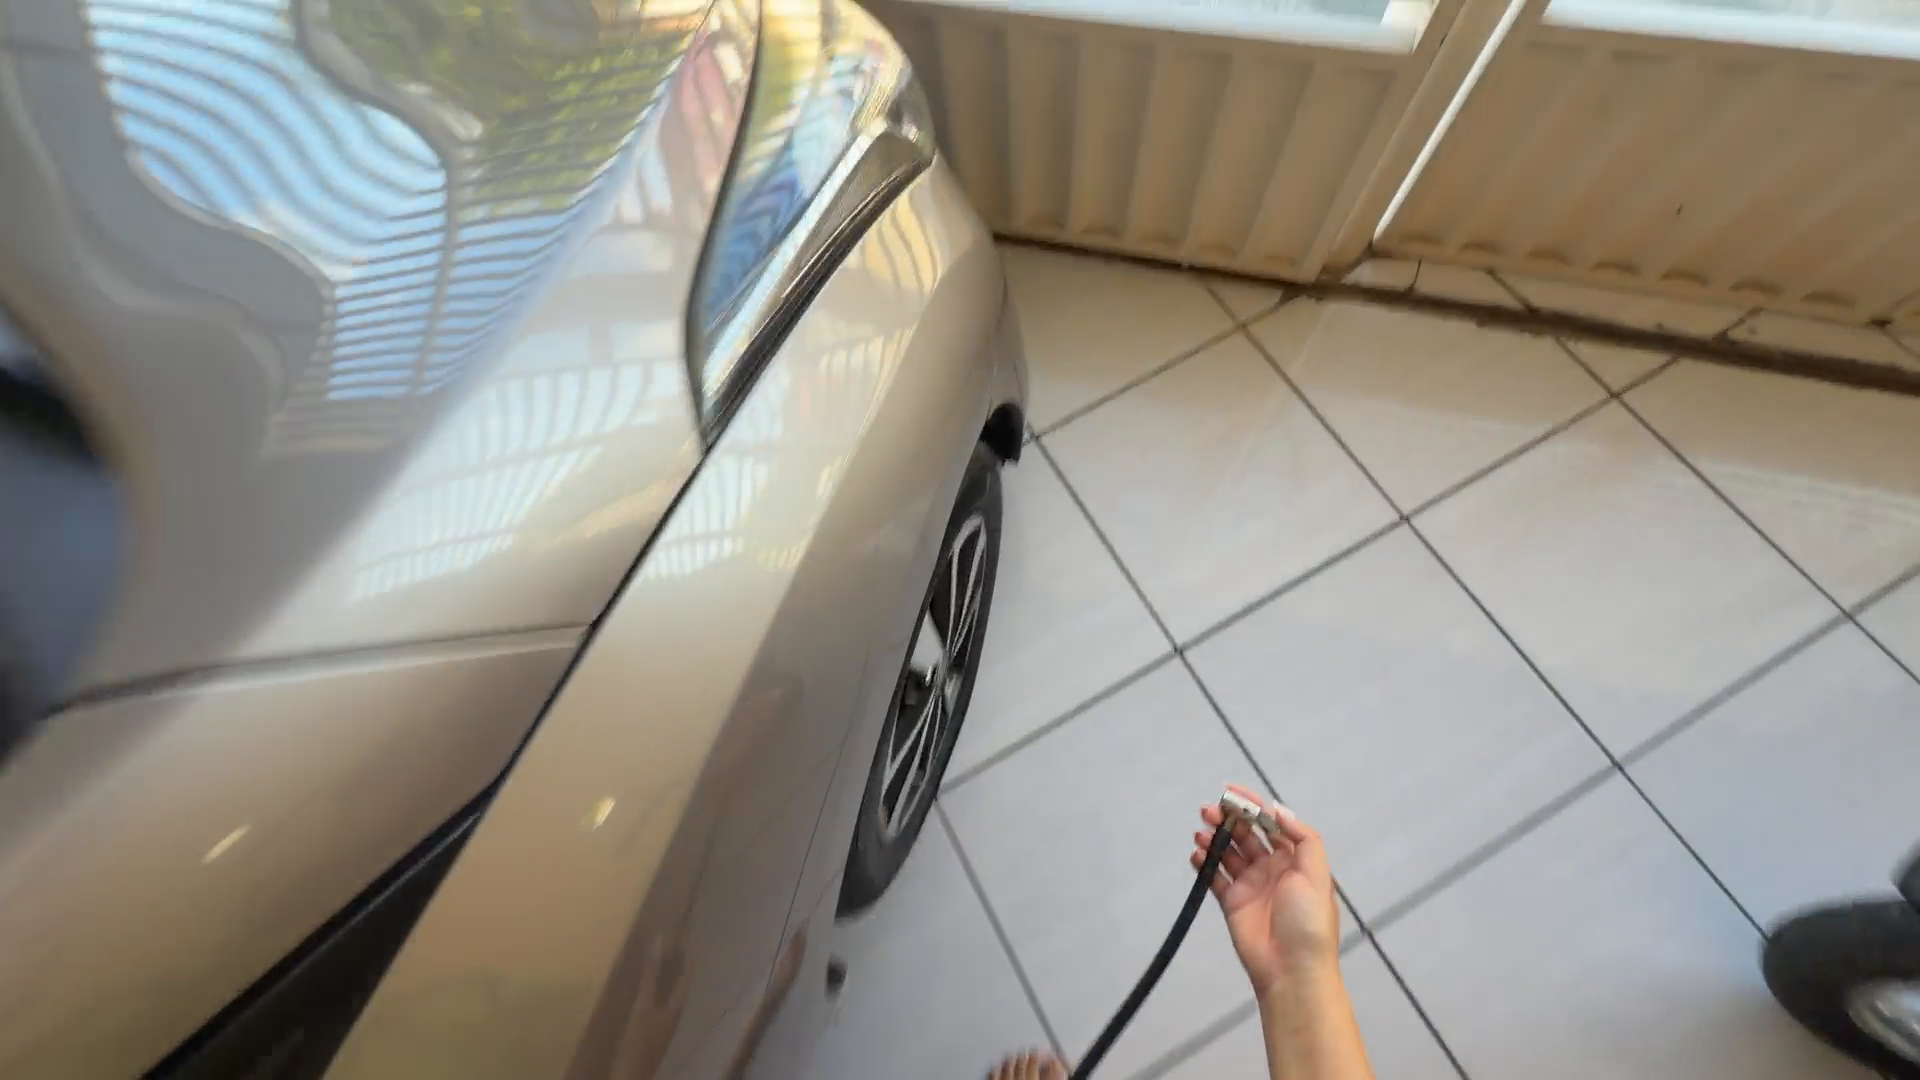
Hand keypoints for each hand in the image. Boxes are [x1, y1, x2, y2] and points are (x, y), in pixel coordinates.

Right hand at [1191, 786, 1340, 999]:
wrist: (1292, 971)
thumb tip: (1279, 809)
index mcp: (1293, 861)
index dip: (1252, 805)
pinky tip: (1196, 855)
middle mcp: (1270, 869)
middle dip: (1227, 819)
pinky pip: (1214, 876)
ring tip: (1201, 834)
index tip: (1231, 791)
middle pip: (1245, 834)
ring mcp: (1249, 885)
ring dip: (1213, 838)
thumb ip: (1302, 838)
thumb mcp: (1316, 876)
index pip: (1270, 824)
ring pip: (1227, 851)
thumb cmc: (1307, 922)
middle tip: (1209, 811)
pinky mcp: (1231, 902)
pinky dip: (1203, 863)